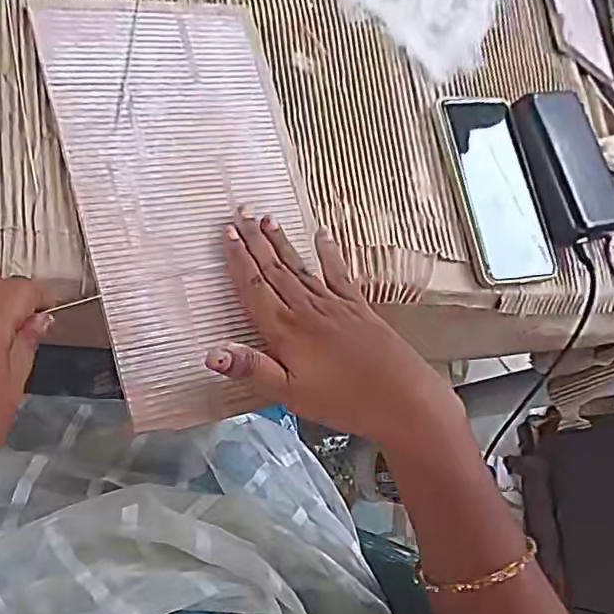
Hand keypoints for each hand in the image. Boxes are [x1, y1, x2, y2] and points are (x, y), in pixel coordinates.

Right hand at [208, 213, 465, 451]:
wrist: (401, 398)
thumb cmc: (342, 401)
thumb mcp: (289, 393)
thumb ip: (251, 368)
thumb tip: (212, 353)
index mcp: (286, 331)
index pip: (254, 288)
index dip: (238, 260)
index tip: (226, 235)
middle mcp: (307, 310)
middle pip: (274, 269)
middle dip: (254, 240)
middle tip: (239, 213)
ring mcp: (334, 306)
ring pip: (300, 266)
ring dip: (281, 242)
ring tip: (267, 219)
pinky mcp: (357, 308)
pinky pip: (338, 273)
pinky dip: (328, 252)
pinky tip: (322, 236)